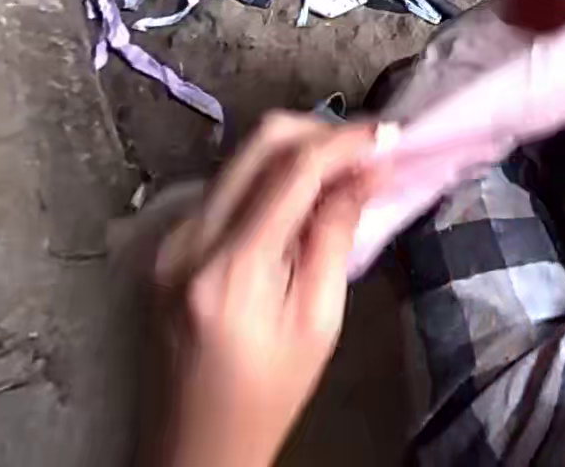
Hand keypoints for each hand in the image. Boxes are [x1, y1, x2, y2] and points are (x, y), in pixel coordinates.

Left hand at [148, 112, 388, 466]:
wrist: (193, 449)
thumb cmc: (269, 394)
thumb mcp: (319, 319)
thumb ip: (337, 233)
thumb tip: (370, 169)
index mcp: (229, 270)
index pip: (294, 171)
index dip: (347, 141)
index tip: (391, 134)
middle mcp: (189, 240)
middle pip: (262, 141)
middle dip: (324, 129)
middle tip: (368, 147)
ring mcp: (174, 237)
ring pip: (247, 151)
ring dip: (304, 145)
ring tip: (348, 166)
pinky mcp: (175, 239)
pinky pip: (235, 177)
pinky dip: (281, 168)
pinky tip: (311, 190)